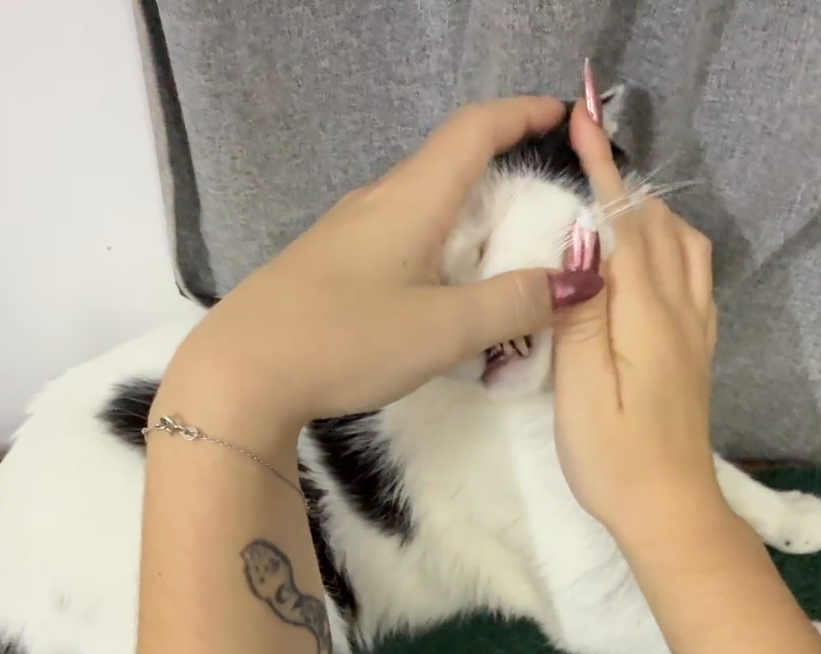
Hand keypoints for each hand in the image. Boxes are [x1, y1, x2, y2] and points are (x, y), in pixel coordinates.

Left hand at [159, 97, 605, 445]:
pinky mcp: (327, 267)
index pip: (475, 129)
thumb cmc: (347, 339)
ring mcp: (345, 233)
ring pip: (419, 207)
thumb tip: (578, 282)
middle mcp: (376, 202)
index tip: (560, 115)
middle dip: (500, 170)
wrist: (242, 373)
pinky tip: (436, 291)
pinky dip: (433, 250)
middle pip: (447, 165)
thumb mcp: (444, 329)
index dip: (521, 113)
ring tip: (497, 256)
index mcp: (411, 199)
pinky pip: (395, 240)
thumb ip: (514, 304)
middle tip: (541, 206)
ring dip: (465, 217)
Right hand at [551, 104, 725, 547]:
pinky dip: (670, 248)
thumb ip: (583, 317)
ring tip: (611, 211)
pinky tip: (649, 262)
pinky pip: (694, 279)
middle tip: (581, 164)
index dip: (603, 173)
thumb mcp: (583, 392)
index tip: (581, 124)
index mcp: (648, 317)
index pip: (626, 226)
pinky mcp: (697, 353)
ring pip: (684, 248)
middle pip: (658, 229)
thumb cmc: (615, 460)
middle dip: (623, 186)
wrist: (670, 511)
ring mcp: (696, 333)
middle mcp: (682, 313)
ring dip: (650, 216)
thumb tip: (583, 246)